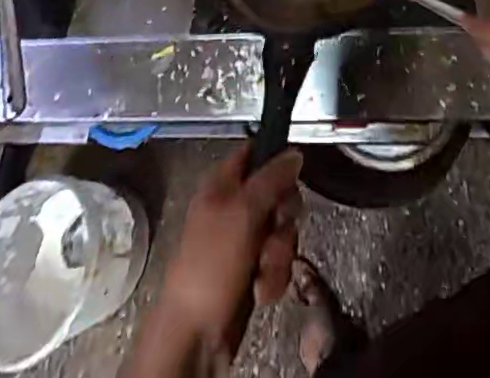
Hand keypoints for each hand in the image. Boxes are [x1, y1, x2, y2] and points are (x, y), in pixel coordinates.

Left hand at [155, 148, 303, 353]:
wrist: (195, 335)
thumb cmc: (211, 265)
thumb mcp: (243, 212)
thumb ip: (271, 178)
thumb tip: (295, 153)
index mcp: (221, 185)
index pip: (253, 153)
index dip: (275, 159)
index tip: (291, 176)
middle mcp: (233, 208)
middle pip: (278, 194)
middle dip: (282, 219)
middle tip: (273, 230)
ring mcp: (243, 241)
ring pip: (282, 231)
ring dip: (278, 255)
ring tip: (260, 271)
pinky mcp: (252, 270)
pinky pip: (278, 261)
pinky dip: (273, 277)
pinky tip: (258, 289)